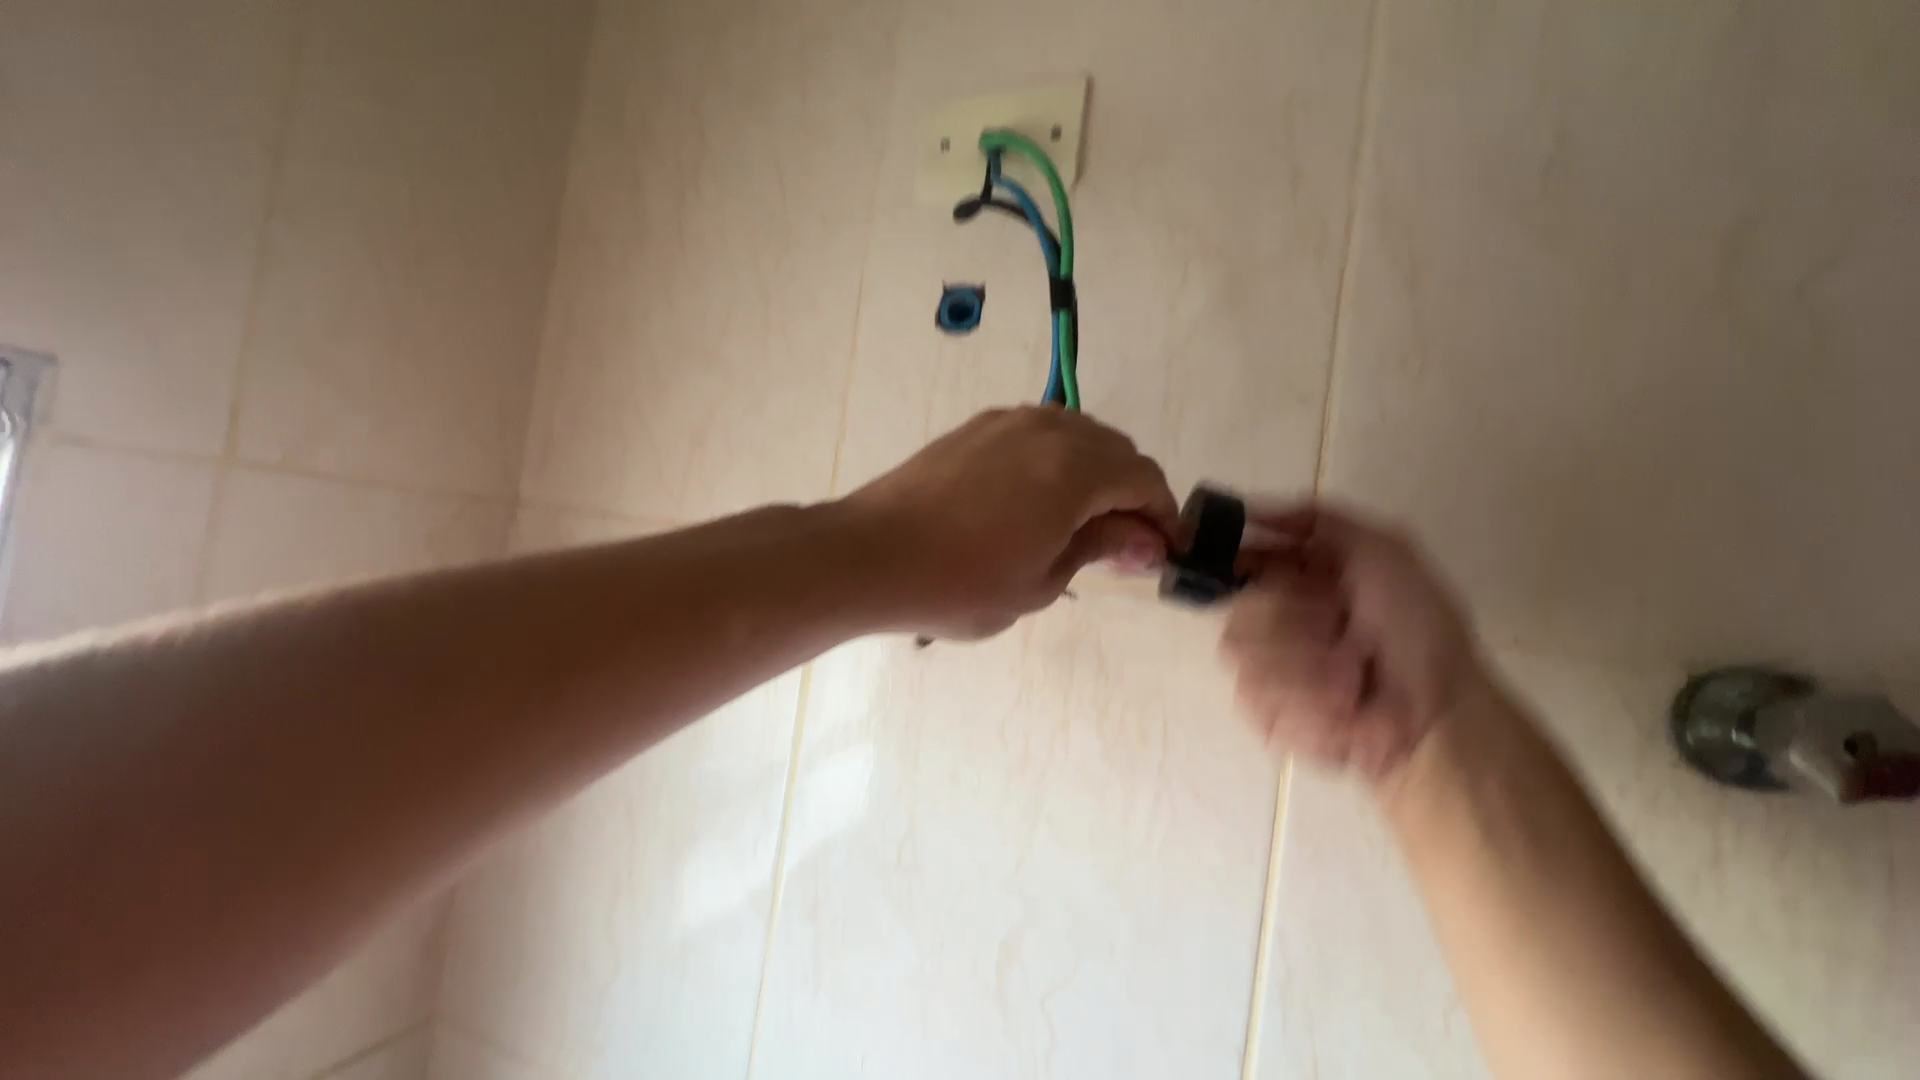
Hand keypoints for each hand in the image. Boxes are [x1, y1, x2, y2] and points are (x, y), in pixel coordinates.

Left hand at [841, 407, 1177, 638]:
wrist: (871, 555)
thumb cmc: (960, 583)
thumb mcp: (1042, 581)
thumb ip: (1100, 547)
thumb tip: (1145, 540)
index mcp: (1074, 466)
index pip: (1144, 479)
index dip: (1163, 516)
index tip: (1162, 552)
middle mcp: (1047, 428)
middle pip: (1115, 451)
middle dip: (1131, 494)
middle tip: (1122, 546)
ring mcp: (1007, 422)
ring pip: (1077, 437)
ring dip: (1095, 475)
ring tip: (1081, 525)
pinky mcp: (976, 428)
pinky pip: (1038, 436)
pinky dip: (1057, 463)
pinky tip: (1038, 502)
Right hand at [1220, 503, 1490, 782]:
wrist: (1438, 712)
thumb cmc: (1418, 630)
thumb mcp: (1385, 551)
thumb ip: (1320, 518)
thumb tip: (1251, 509)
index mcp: (1298, 579)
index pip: (1241, 559)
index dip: (1238, 560)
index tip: (1250, 567)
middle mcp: (1277, 619)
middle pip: (1237, 606)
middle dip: (1291, 620)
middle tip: (1336, 630)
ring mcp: (1267, 667)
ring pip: (1239, 651)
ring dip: (1302, 663)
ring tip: (1349, 675)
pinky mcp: (1266, 712)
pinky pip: (1252, 696)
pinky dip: (1301, 700)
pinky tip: (1337, 704)